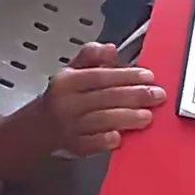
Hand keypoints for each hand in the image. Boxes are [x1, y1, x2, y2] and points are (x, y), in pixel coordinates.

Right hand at [32, 42, 165, 154]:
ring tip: (148, 116)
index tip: (148, 76)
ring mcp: (69, 126)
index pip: (100, 76)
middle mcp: (66, 103)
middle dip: (135, 96)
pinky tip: (120, 138)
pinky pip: (91, 144)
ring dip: (127, 118)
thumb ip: (92, 57)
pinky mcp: (73, 146)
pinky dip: (105, 141)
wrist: (36, 128)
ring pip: (101, 120)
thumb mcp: (72, 72)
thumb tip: (111, 48)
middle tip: (158, 95)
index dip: (126, 75)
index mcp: (67, 81)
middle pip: (105, 97)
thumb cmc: (62, 98)